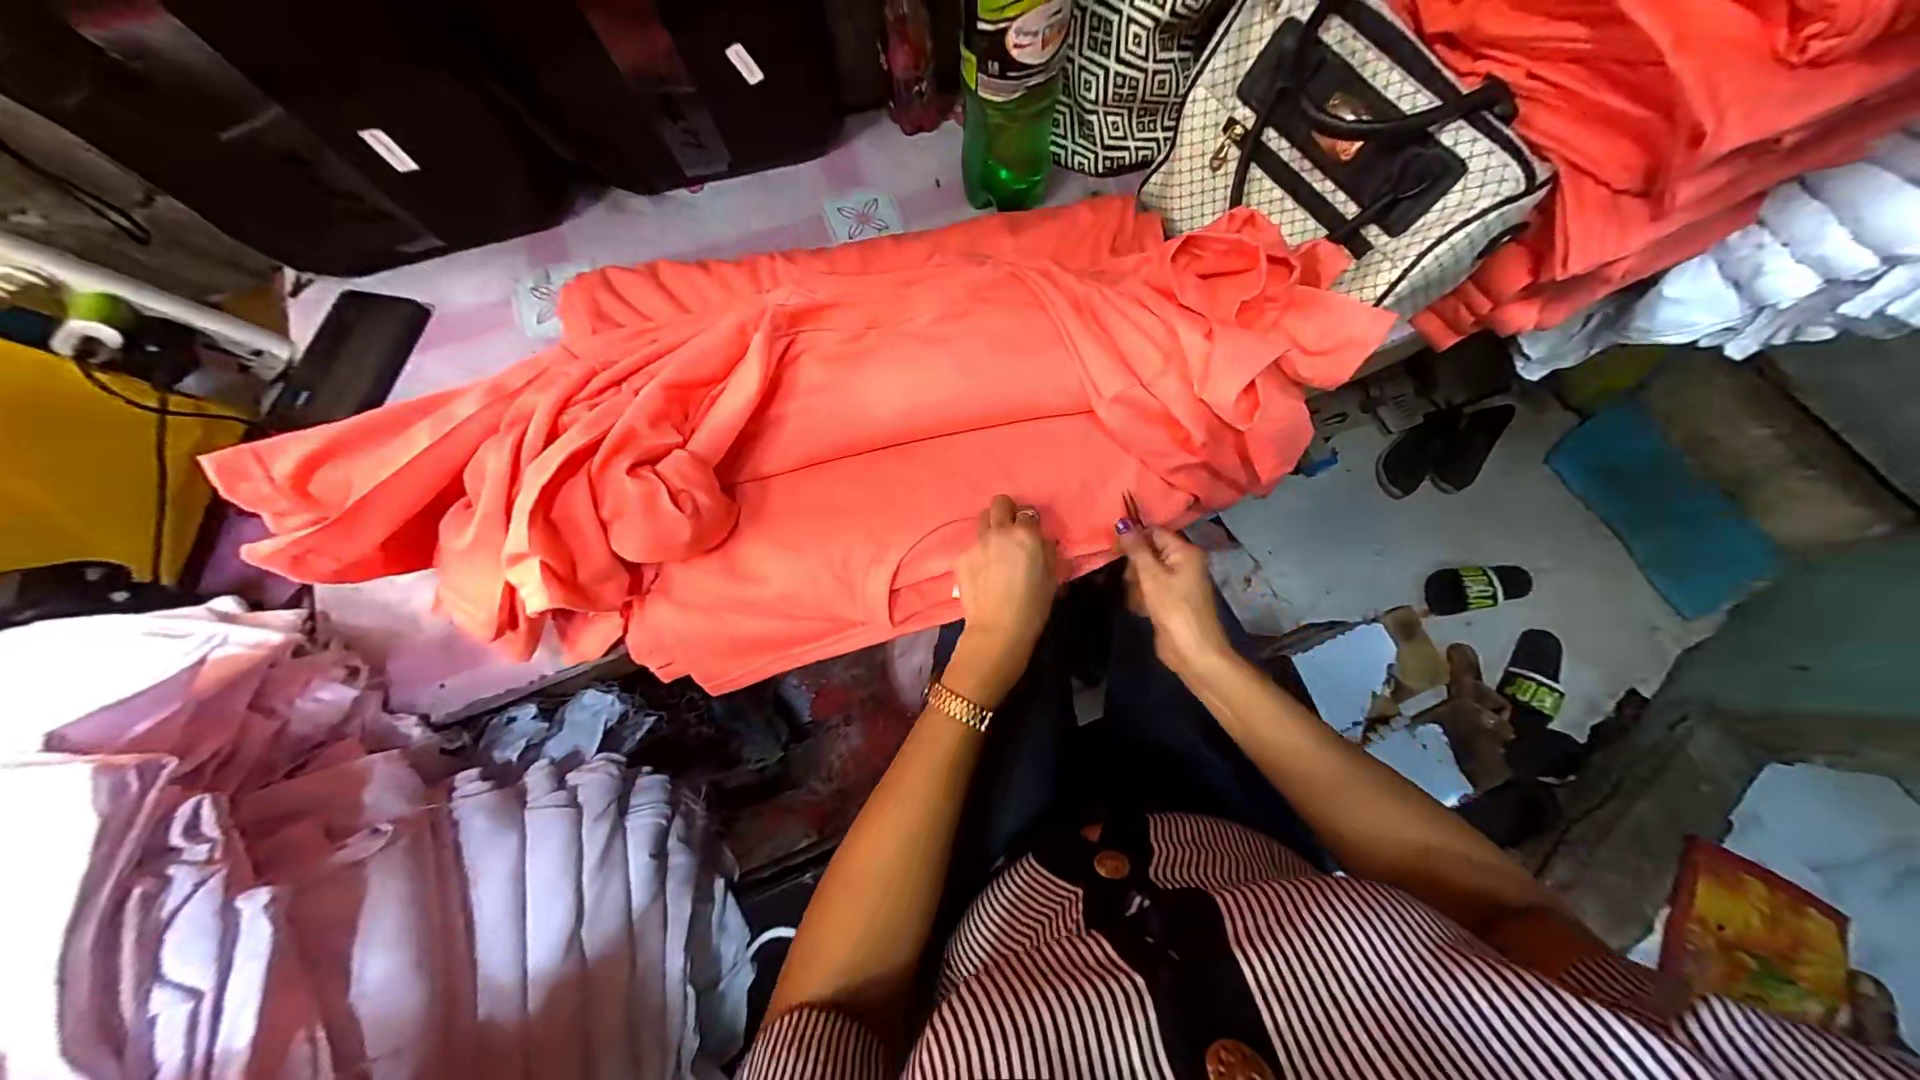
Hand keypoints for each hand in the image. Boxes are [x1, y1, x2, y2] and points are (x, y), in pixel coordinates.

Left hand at [943, 495, 1057, 707]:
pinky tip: (982, 572)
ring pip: (981, 519)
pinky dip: (978, 553)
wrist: (998, 629)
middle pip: (999, 503)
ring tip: (994, 548)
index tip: (1030, 534)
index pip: (1027, 512)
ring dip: (990, 527)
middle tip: (1010, 529)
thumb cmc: (1033, 607)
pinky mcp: (961, 557)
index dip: (1029, 522)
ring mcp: (977, 543)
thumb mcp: (1052, 577)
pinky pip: (971, 545)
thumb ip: (1046, 551)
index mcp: (1026, 535)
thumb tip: (1041, 540)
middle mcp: (999, 532)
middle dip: (1006, 511)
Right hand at [1116, 522, 1234, 679]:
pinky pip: (1149, 589)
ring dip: (1136, 585)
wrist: (1192, 650)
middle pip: (1148, 552)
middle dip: (1135, 568)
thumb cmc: (1173, 608)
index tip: (1113, 548)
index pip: (1154, 532)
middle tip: (1133, 582)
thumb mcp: (1151, 576)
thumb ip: (1136, 549)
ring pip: (1144, 573)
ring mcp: (1177, 582)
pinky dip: (1142, 597)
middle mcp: (1183, 562)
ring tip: (1140, 600)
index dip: (1133, 538)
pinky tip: (1142, 609)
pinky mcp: (1169, 599)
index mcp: (1185, 551)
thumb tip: (1122, 522)